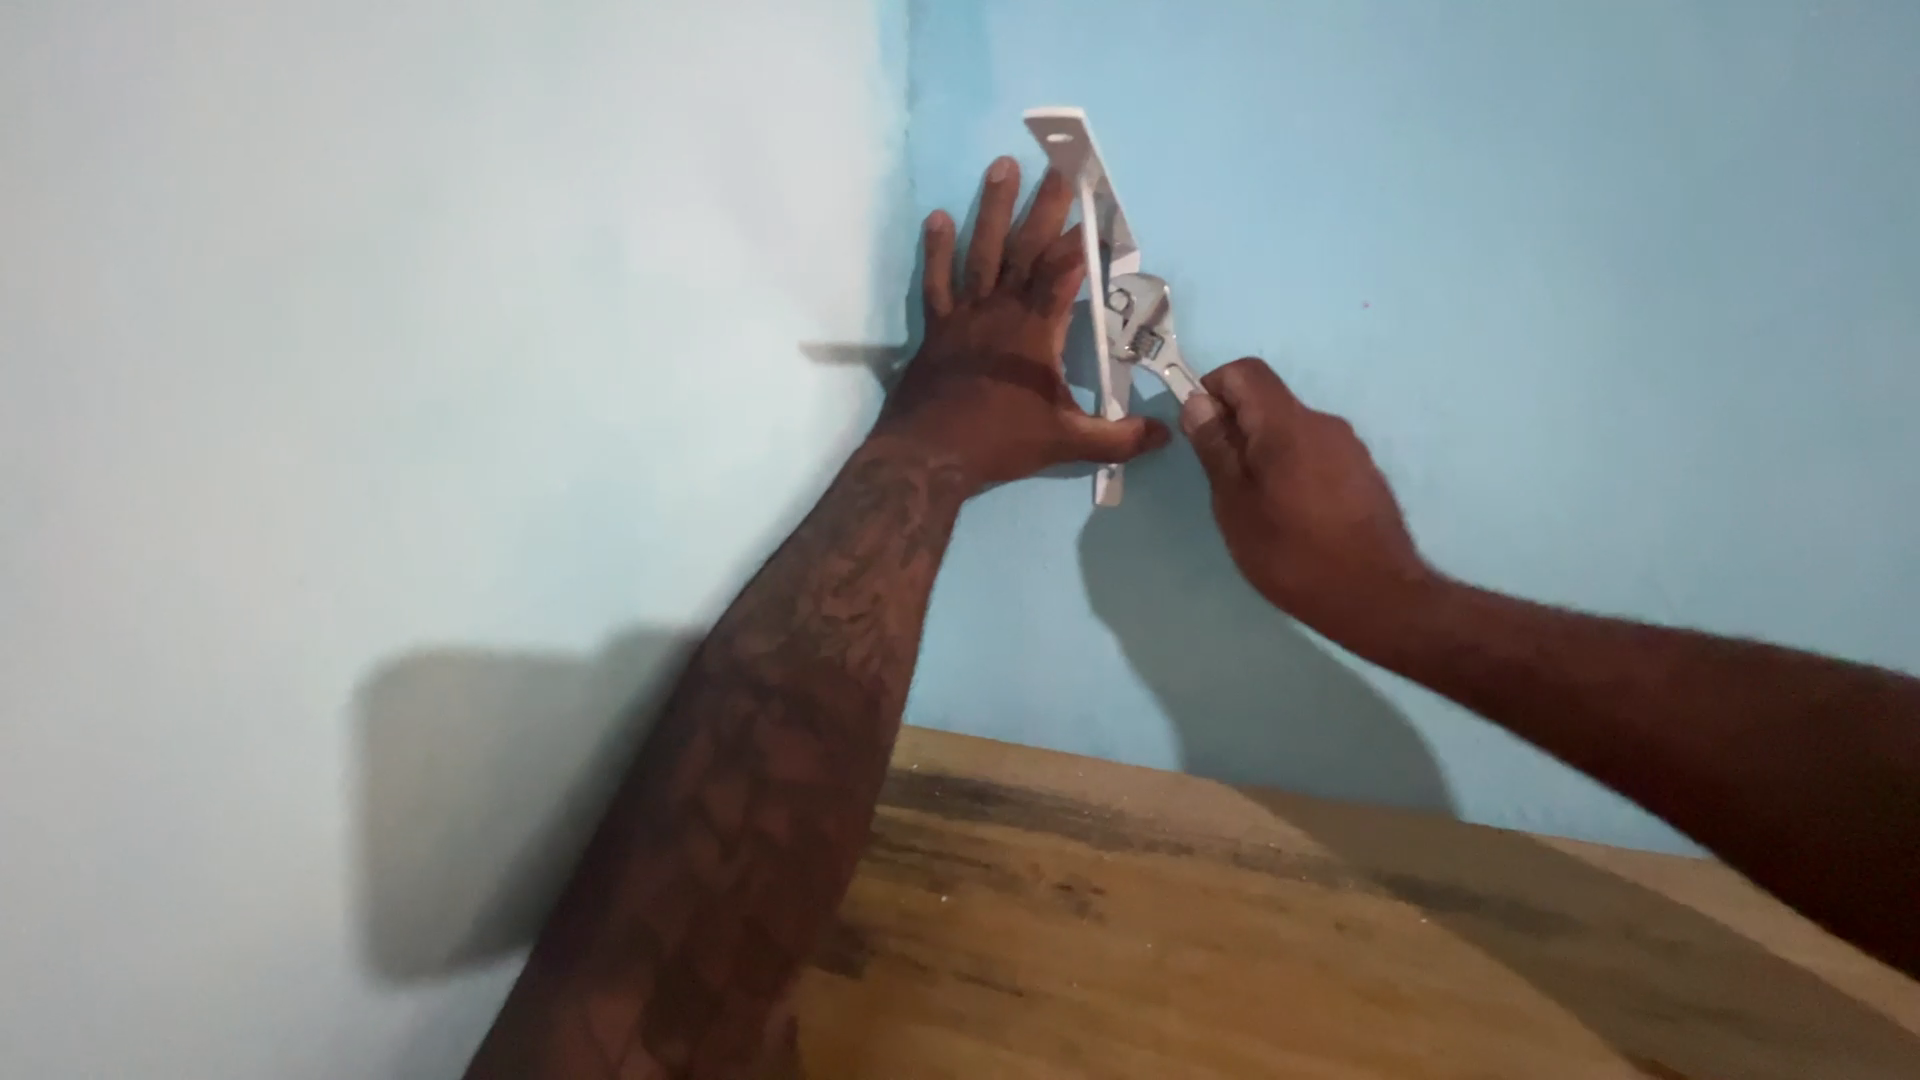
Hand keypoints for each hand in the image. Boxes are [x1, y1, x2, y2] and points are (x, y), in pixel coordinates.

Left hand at [872, 156, 1169, 491]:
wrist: (930, 453)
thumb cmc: (999, 442)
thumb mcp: (1066, 442)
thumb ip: (1117, 438)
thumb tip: (1164, 435)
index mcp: (1037, 332)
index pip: (1065, 272)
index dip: (1082, 239)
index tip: (1099, 208)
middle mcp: (1002, 311)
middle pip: (1027, 249)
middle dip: (1046, 207)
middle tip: (1060, 165)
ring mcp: (965, 316)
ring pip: (981, 252)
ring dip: (994, 210)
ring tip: (1002, 165)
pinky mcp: (937, 329)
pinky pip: (936, 283)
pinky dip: (936, 251)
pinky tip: (937, 218)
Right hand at [1182, 357, 1440, 640]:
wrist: (1375, 597)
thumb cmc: (1291, 553)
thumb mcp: (1235, 503)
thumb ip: (1216, 448)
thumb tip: (1197, 403)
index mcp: (1287, 424)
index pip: (1244, 372)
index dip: (1211, 388)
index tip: (1197, 430)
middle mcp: (1322, 423)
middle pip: (1267, 401)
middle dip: (1233, 426)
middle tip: (1218, 478)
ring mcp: (1348, 447)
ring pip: (1288, 430)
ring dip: (1260, 450)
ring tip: (1252, 503)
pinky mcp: (1361, 472)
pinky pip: (1312, 452)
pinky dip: (1287, 466)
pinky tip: (1287, 514)